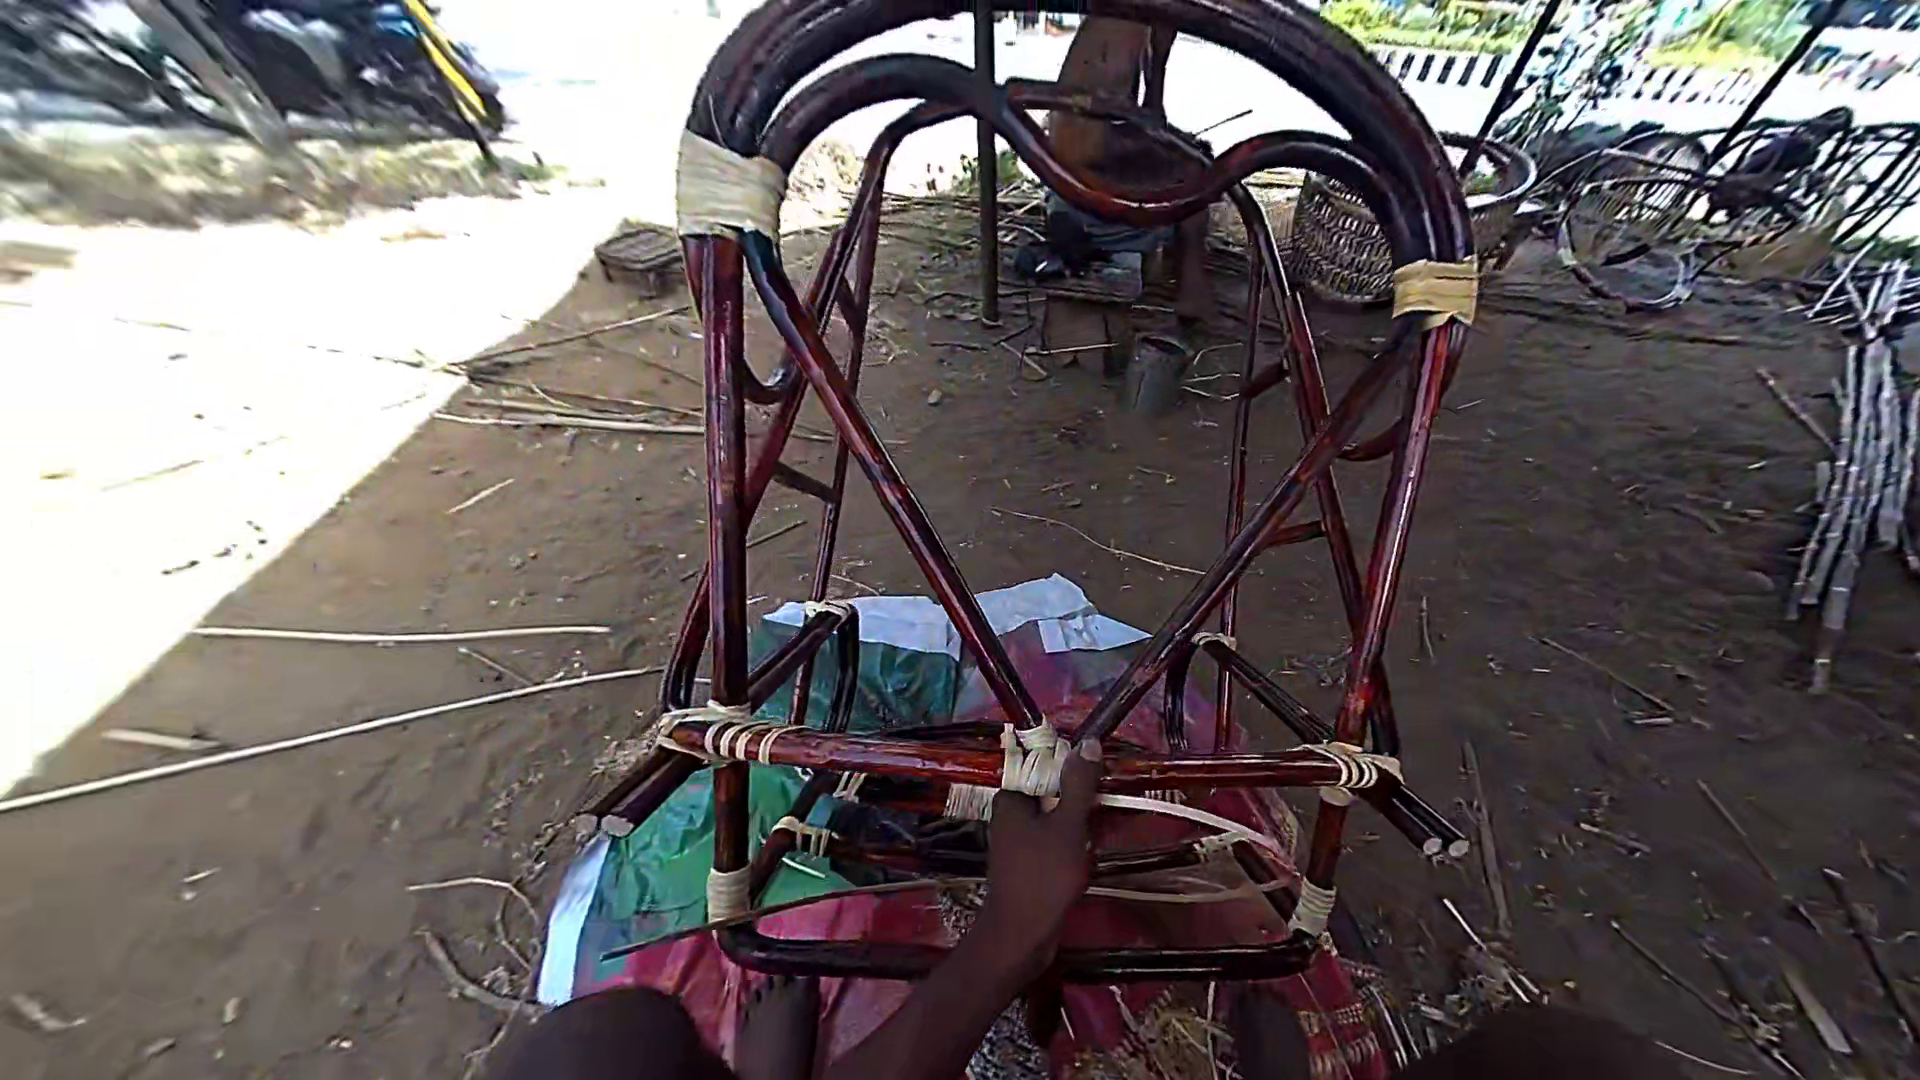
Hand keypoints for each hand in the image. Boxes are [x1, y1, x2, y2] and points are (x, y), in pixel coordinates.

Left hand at [976, 737, 1102, 973]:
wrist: (1020, 937)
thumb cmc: (1043, 876)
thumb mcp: (1067, 826)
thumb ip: (1079, 785)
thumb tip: (1089, 743)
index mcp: (1011, 797)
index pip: (1044, 765)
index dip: (1073, 769)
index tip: (1098, 781)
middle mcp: (1009, 813)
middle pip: (1051, 791)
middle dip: (1079, 802)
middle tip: (1102, 813)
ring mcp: (1016, 839)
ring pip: (1055, 818)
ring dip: (1079, 825)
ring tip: (1096, 837)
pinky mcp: (1026, 862)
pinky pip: (1052, 841)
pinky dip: (1071, 845)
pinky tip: (1085, 859)